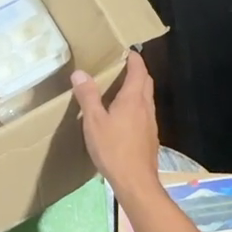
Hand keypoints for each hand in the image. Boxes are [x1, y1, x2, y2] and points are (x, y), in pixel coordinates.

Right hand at [71, 50, 160, 192]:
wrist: (135, 180)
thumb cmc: (113, 149)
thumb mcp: (94, 122)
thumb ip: (88, 96)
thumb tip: (80, 72)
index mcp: (133, 99)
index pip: (138, 70)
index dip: (133, 59)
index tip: (125, 51)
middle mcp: (146, 107)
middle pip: (146, 82)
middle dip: (137, 72)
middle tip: (121, 68)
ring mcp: (150, 123)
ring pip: (146, 98)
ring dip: (137, 90)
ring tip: (119, 90)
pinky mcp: (149, 137)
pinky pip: (144, 113)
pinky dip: (136, 106)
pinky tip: (123, 117)